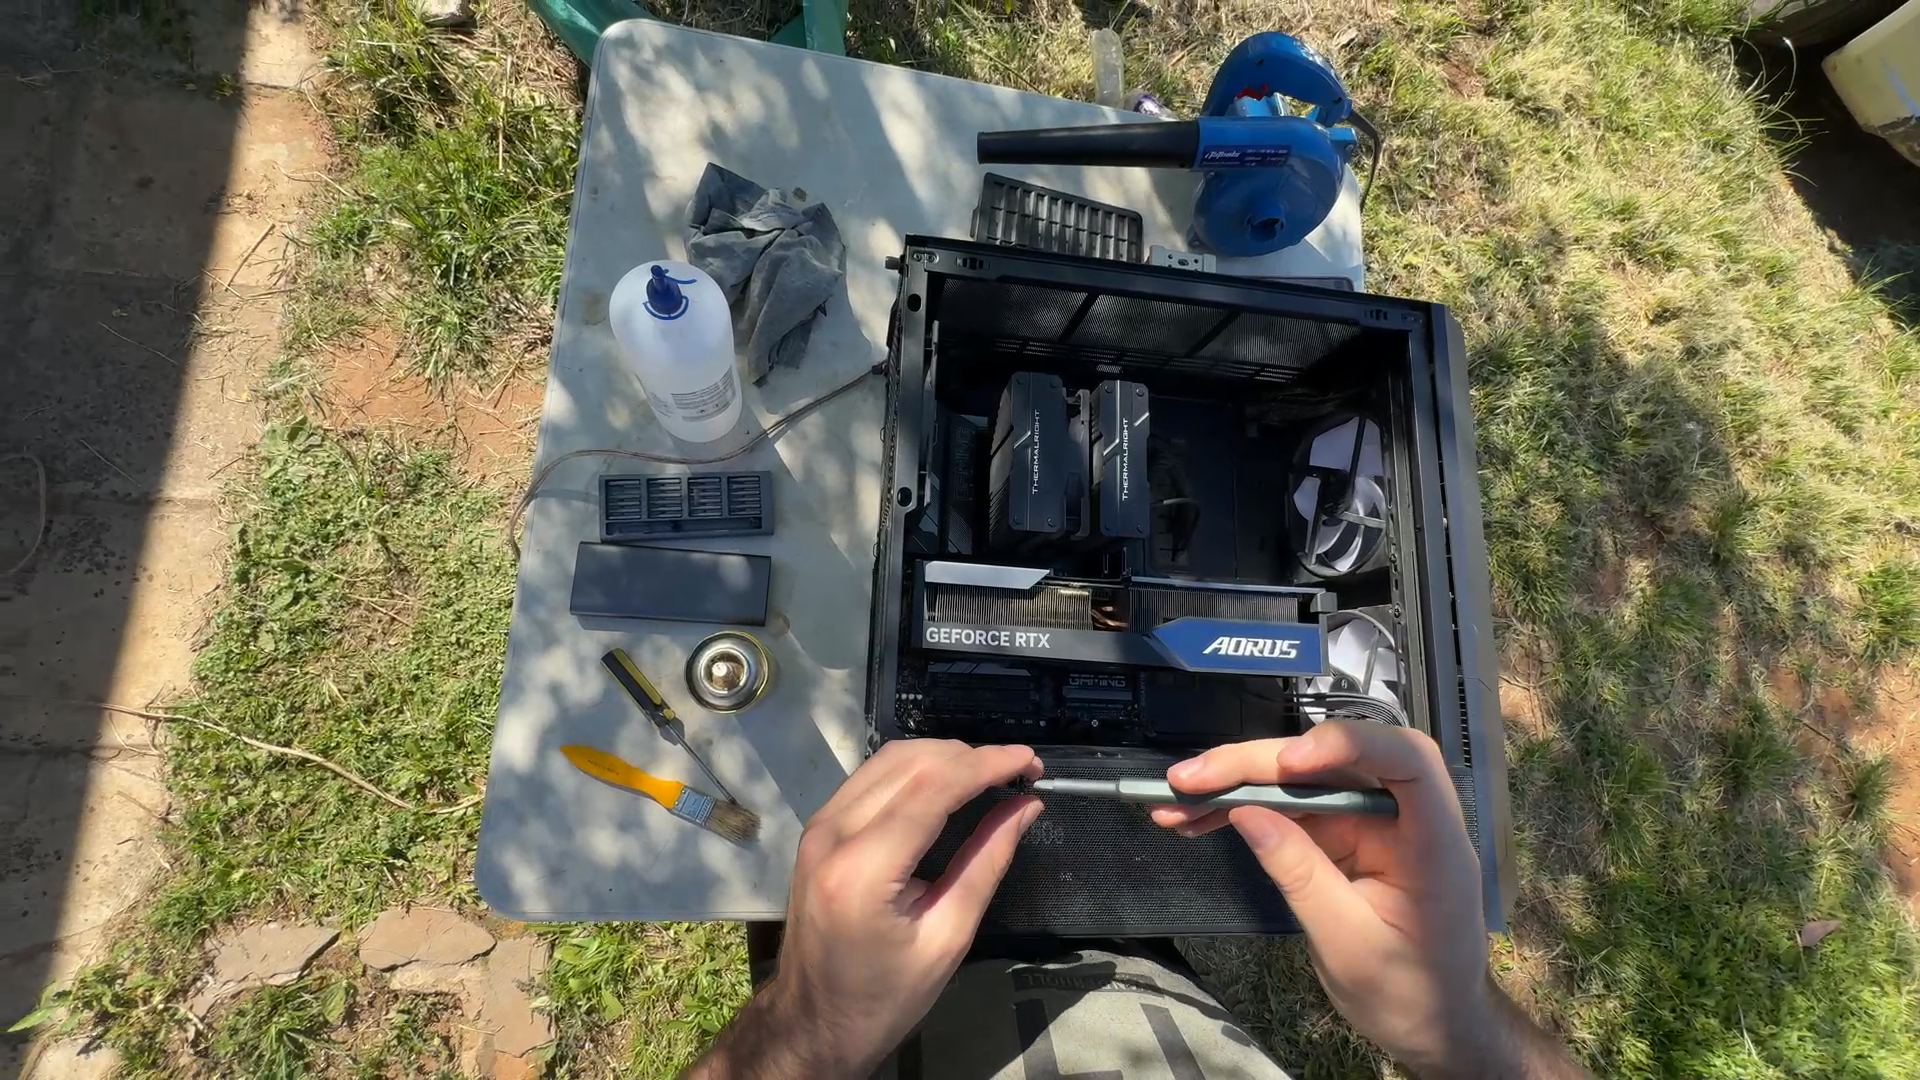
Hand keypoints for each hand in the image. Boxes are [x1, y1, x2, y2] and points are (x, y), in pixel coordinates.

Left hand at [759, 740, 1041, 1075]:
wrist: (811, 1024)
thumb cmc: (884, 997)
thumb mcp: (948, 938)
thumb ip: (987, 862)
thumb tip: (1025, 805)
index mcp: (862, 870)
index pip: (932, 788)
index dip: (986, 765)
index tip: (1030, 760)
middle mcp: (832, 832)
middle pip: (911, 763)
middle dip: (971, 756)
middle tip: (1018, 768)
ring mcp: (819, 824)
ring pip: (891, 759)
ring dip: (945, 755)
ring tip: (990, 771)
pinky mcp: (819, 825)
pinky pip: (873, 775)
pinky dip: (917, 767)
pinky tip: (948, 779)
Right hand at [1151, 721, 1493, 1074]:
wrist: (1428, 1021)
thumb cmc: (1409, 993)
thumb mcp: (1351, 947)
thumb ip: (1301, 876)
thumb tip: (1245, 814)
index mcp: (1431, 839)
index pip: (1406, 760)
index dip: (1346, 745)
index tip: (1288, 765)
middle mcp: (1395, 813)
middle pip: (1324, 760)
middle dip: (1251, 765)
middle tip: (1187, 780)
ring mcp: (1359, 816)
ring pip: (1291, 776)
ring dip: (1230, 783)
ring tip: (1175, 800)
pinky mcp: (1331, 827)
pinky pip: (1278, 803)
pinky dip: (1235, 807)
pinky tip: (1194, 817)